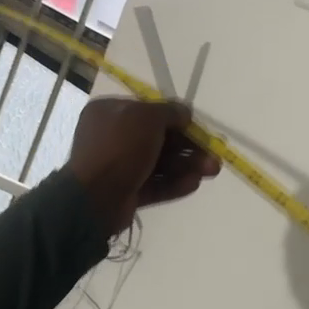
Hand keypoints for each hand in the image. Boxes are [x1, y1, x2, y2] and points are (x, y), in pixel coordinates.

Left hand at [66, 98, 220, 235]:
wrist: (95, 197)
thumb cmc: (119, 147)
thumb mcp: (146, 118)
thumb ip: (169, 112)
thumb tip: (184, 113)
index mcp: (109, 112)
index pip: (148, 111)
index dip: (175, 119)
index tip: (198, 127)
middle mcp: (112, 137)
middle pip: (157, 138)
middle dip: (187, 146)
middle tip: (213, 154)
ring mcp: (118, 166)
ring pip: (158, 162)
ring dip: (186, 165)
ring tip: (212, 170)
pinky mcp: (125, 191)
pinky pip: (153, 184)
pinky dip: (174, 183)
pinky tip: (194, 184)